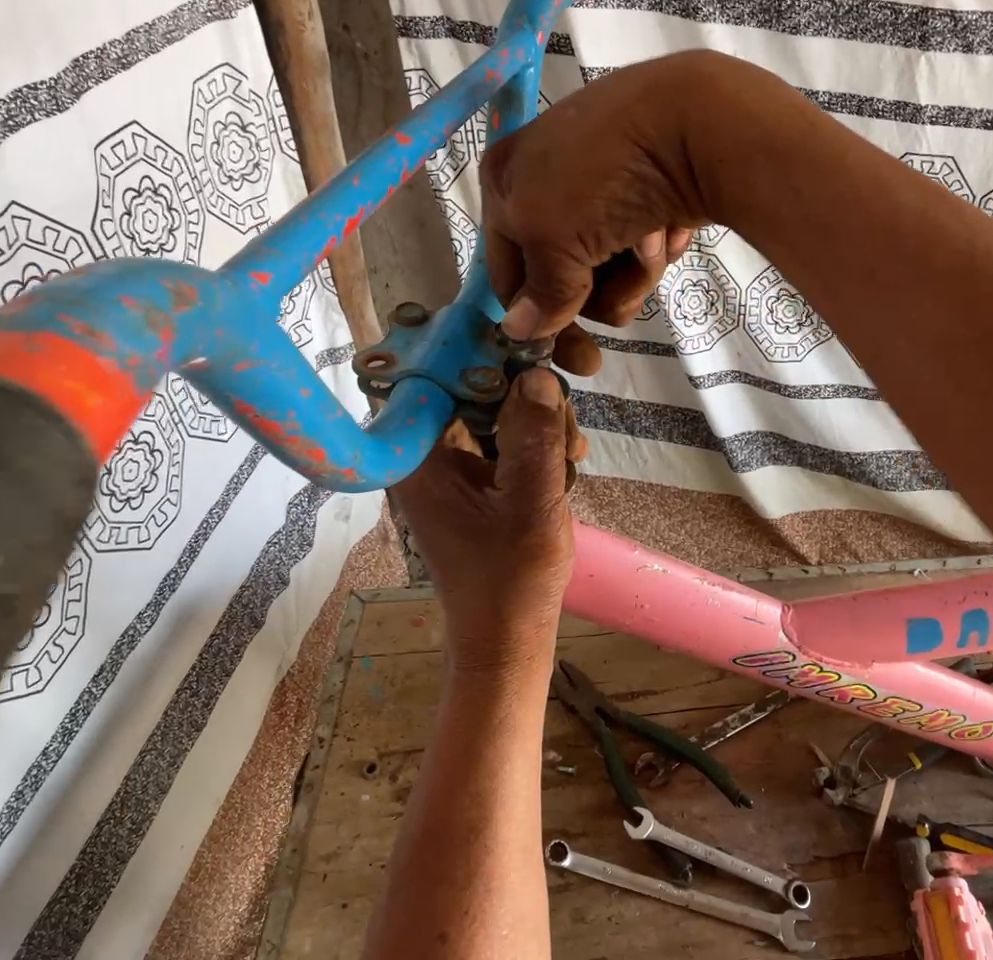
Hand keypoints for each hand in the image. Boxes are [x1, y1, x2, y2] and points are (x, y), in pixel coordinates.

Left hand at [391, 368, 582, 675]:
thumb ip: (535, 438)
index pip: (437, 375)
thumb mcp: (531, 504)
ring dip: (541, 428)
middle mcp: (427, 454)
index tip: (535, 355)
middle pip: (474, 390)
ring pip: (496, 413)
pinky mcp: (473, 482)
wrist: (508, 636)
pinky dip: (537, 448)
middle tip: (567, 436)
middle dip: (527, 401)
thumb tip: (538, 375)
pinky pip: (504, 441)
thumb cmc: (511, 579)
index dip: (484, 355)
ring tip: (570, 462)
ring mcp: (451, 468)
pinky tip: (565, 470)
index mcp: (421, 457)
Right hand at [482, 52, 762, 370]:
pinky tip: (672, 228)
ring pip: (606, 270)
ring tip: (652, 243)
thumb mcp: (553, 235)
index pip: (507, 274)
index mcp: (507, 184)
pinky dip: (656, 247)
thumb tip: (516, 331)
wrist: (699, 124)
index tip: (575, 356)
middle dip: (598, 290)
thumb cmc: (605, 175)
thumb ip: (540, 290)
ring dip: (632, 271)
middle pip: (562, 278)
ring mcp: (601, 190)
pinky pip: (640, 248)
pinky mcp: (647, 197)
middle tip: (627, 296)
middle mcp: (548, 186)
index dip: (538, 319)